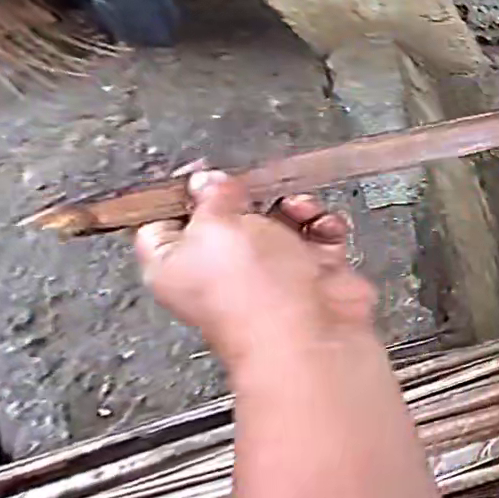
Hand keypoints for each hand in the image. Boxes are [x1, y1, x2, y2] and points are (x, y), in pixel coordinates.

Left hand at [136, 171, 376, 362]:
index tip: (210, 174)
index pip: (170, 218)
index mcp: (176, 259)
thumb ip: (214, 198)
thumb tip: (209, 180)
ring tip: (303, 209)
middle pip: (236, 217)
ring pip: (284, 222)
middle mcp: (224, 265)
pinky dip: (328, 226)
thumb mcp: (217, 228)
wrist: (309, 324)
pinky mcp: (317, 269)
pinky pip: (322, 236)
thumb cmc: (251, 288)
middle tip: (265, 190)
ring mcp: (274, 268)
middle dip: (256, 198)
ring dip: (298, 208)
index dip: (189, 194)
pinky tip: (326, 226)